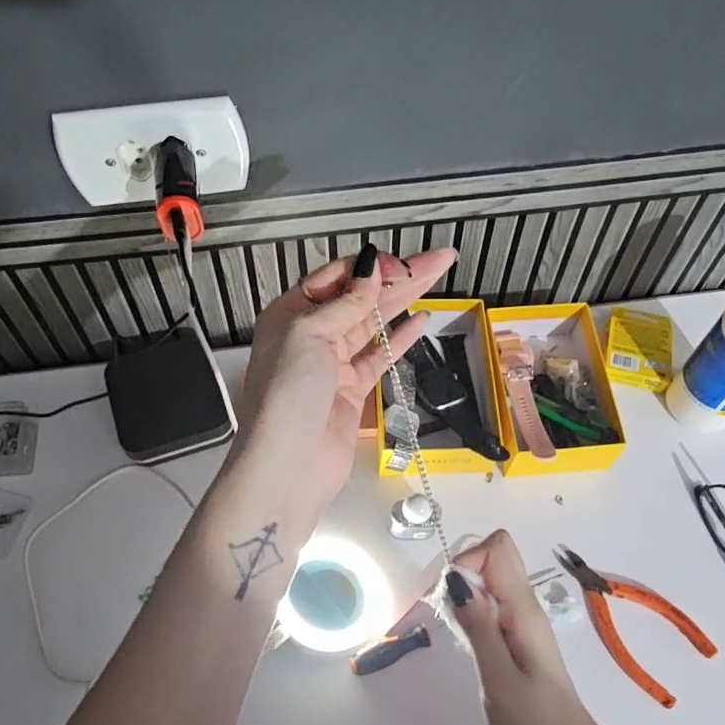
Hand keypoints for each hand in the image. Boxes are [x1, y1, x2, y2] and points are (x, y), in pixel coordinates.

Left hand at [231, 243, 456, 515]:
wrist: (289, 465)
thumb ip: (344, 303)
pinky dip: (402, 338)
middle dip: (399, 277)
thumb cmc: (287, 396)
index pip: (336, 278)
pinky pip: (380, 356)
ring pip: (374, 324)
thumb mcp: (308, 335)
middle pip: (361, 297)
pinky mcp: (352, 391)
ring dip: (405, 301)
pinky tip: (422, 320)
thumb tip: (370, 271)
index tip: (401, 263)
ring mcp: (333, 364)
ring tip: (437, 278)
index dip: (370, 267)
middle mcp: (311, 336)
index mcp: (290, 314)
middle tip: (438, 259)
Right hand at [447, 530, 614, 724]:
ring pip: (492, 578)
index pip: (496, 548)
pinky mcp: (519, 635)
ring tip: (455, 628)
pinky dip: (474, 609)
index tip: (448, 599)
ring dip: (466, 590)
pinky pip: (493, 602)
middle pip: (495, 555)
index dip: (466, 562)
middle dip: (462, 570)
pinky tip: (467, 639)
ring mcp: (524, 620)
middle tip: (447, 612)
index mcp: (524, 610)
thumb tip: (456, 578)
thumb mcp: (498, 678)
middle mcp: (526, 606)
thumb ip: (477, 626)